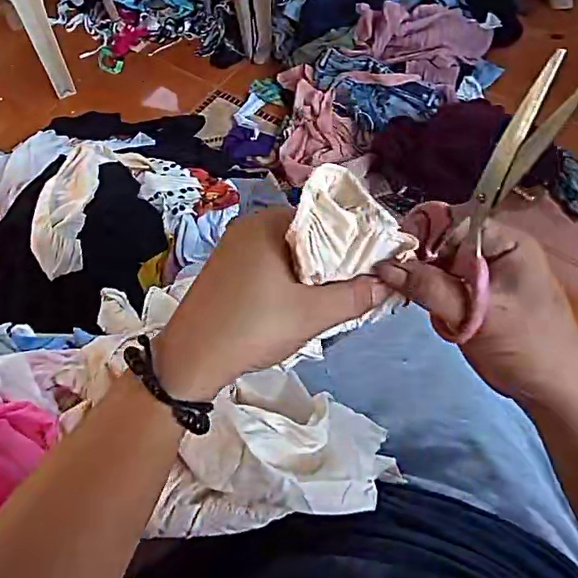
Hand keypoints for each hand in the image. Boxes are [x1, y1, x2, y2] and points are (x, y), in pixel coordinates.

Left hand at [153, 211, 385, 400]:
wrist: (190, 360)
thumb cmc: (252, 327)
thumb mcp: (311, 314)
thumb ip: (353, 297)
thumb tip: (387, 284)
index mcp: (268, 223)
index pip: (324, 217)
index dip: (352, 238)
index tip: (372, 261)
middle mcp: (249, 226)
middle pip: (306, 235)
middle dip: (332, 259)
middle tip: (356, 282)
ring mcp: (233, 248)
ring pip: (288, 252)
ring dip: (310, 272)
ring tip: (332, 295)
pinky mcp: (225, 270)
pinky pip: (268, 264)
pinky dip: (288, 279)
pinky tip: (298, 302)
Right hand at [375, 215, 577, 406]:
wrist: (556, 392)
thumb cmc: (527, 348)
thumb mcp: (477, 315)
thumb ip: (430, 288)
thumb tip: (384, 266)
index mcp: (507, 241)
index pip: (453, 219)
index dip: (423, 232)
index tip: (397, 257)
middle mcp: (496, 249)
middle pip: (443, 239)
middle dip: (423, 262)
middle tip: (407, 288)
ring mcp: (487, 272)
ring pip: (440, 263)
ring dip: (428, 284)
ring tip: (435, 311)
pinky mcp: (479, 294)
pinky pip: (446, 283)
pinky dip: (436, 298)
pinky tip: (442, 319)